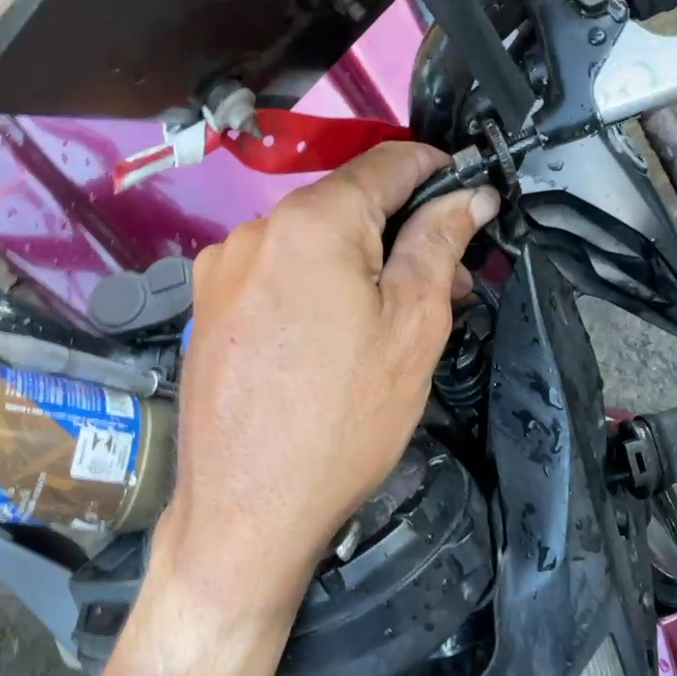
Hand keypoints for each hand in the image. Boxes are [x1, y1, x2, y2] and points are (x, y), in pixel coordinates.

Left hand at [164, 143, 498, 600]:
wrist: (247, 512)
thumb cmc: (343, 421)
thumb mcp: (413, 329)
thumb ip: (439, 246)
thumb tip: (469, 195)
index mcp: (310, 223)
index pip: (386, 163)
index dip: (437, 170)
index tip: (469, 192)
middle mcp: (255, 232)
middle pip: (346, 207)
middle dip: (401, 233)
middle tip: (447, 285)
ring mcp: (222, 272)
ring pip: (311, 246)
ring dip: (359, 265)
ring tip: (391, 322)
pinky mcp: (207, 310)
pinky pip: (277, 278)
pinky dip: (317, 289)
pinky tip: (336, 340)